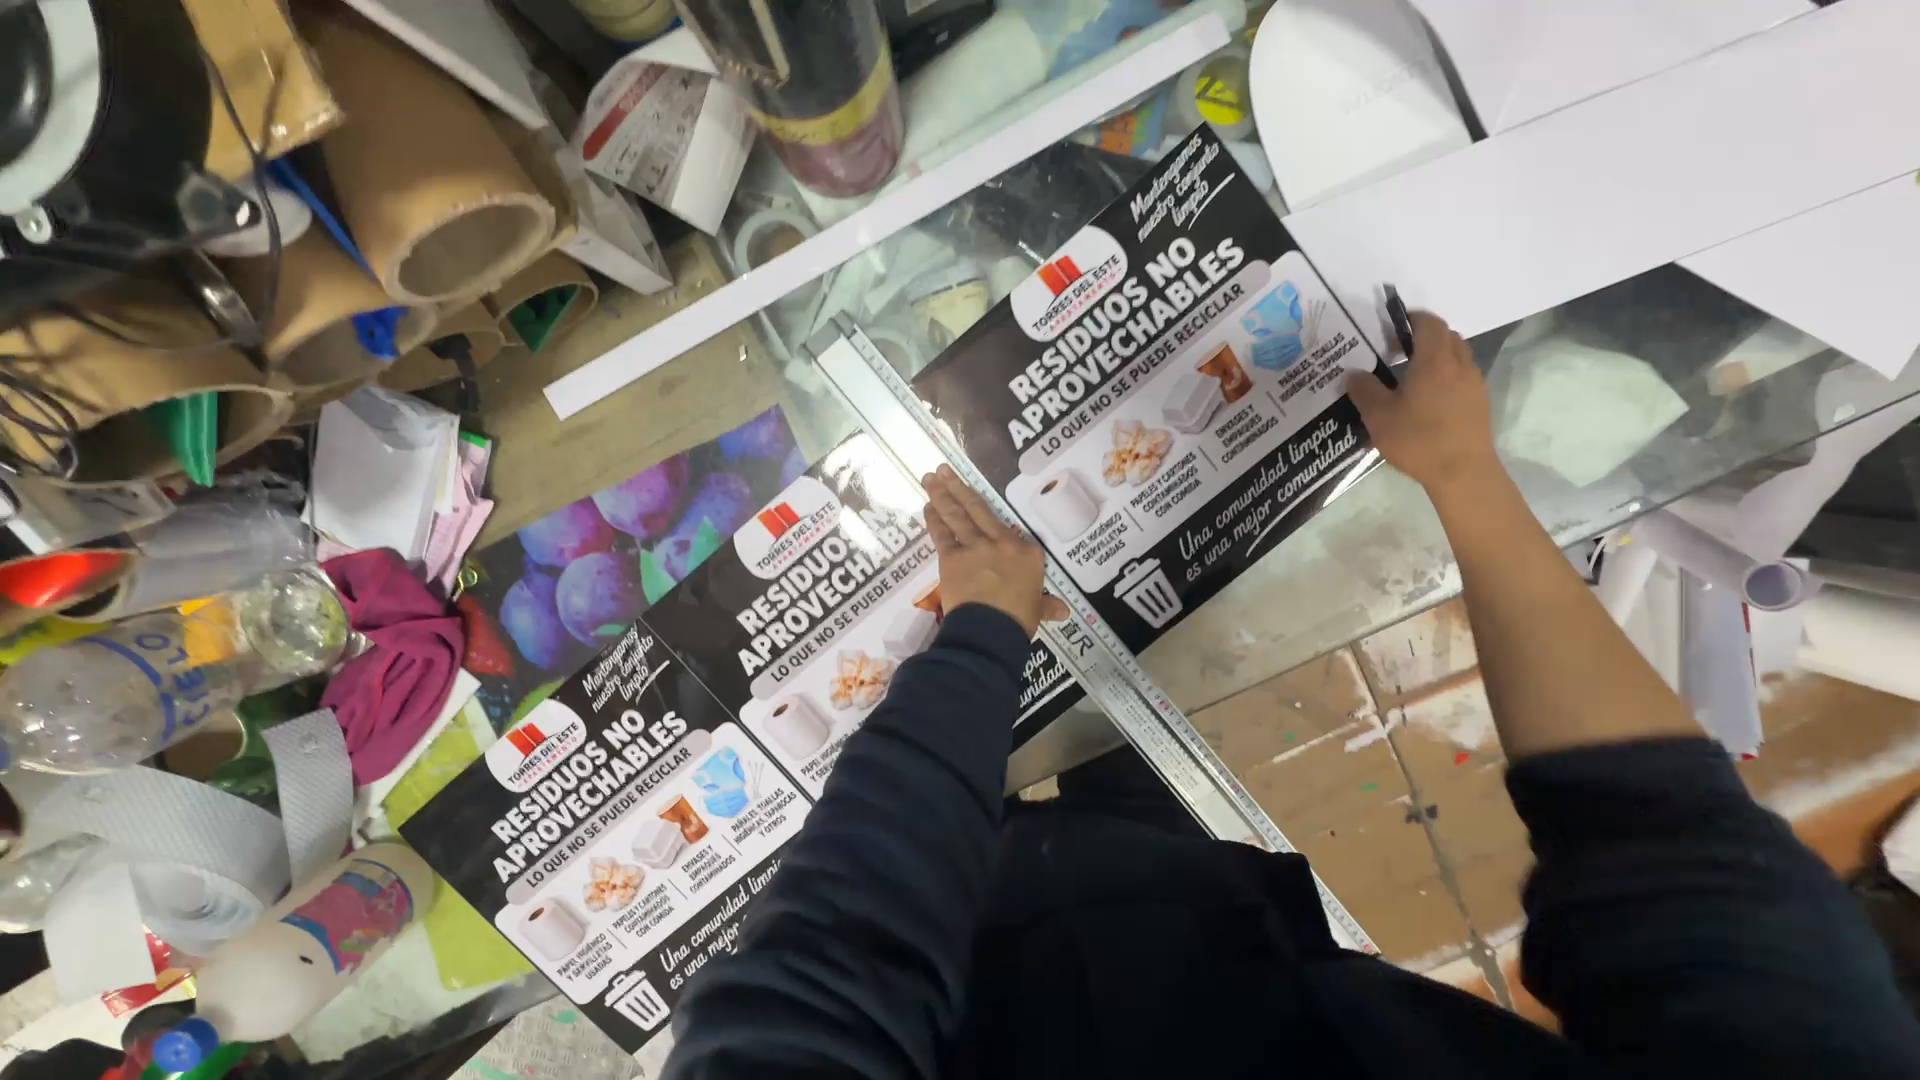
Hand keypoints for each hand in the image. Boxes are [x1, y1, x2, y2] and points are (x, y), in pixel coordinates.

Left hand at [922, 466, 1067, 636]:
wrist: (991, 629)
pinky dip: (934, 519)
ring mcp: (976, 547)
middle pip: (977, 509)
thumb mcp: (1037, 610)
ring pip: (957, 515)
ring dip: (942, 494)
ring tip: (929, 477)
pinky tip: (927, 506)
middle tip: (942, 469)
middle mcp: (1001, 542)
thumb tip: (1063, 612)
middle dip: (958, 486)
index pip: (1010, 533)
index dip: (991, 520)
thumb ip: (1047, 605)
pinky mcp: (953, 557)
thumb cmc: (1018, 619)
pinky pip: (942, 533)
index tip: (979, 505)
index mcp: (1027, 553)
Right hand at [1346, 311, 1500, 498]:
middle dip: (1425, 336)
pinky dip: (1446, 375)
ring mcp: (1474, 383)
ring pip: (1457, 356)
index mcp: (1435, 362)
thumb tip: (1354, 373)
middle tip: (1398, 349)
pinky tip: (1427, 398)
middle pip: (1447, 336)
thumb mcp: (1379, 417)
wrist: (1462, 472)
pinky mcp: (1479, 402)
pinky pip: (1462, 375)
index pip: (1429, 324)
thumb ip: (1364, 390)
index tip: (1394, 324)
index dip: (1413, 318)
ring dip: (1437, 356)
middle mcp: (1459, 365)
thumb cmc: (1418, 440)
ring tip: (1411, 375)